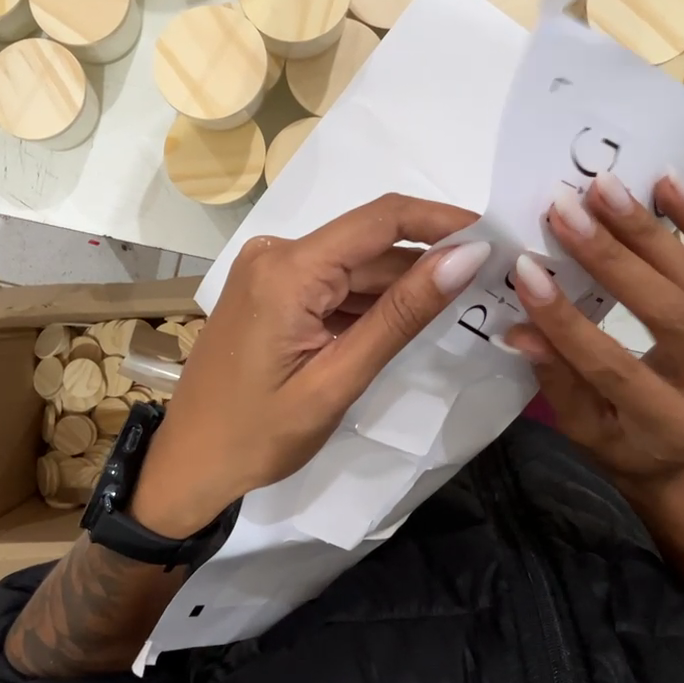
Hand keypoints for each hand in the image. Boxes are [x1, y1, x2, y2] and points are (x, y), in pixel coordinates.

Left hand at [132, 195, 485, 537]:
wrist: (190, 464)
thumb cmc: (260, 435)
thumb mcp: (338, 379)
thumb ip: (401, 314)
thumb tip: (466, 256)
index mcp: (288, 270)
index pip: (380, 219)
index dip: (442, 220)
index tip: (493, 236)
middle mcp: (275, 255)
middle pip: (368, 244)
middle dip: (427, 261)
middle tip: (487, 285)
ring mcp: (268, 272)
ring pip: (352, 266)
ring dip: (399, 286)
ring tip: (455, 309)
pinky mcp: (269, 292)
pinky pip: (330, 284)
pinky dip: (366, 302)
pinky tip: (399, 325)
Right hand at [504, 175, 683, 487]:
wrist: (682, 462)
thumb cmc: (623, 448)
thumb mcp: (582, 430)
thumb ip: (557, 381)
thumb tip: (519, 330)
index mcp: (676, 429)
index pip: (616, 367)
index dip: (568, 321)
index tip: (526, 271)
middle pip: (672, 312)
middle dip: (614, 256)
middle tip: (567, 209)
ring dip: (651, 229)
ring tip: (607, 188)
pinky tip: (666, 185)